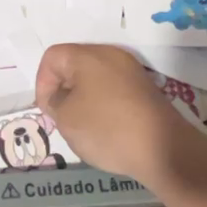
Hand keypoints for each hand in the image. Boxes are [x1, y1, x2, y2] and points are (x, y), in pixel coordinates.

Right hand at [35, 43, 197, 183]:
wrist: (164, 150)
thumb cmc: (107, 129)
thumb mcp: (66, 118)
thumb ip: (55, 102)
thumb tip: (60, 97)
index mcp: (89, 56)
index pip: (53, 57)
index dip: (42, 83)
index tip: (49, 110)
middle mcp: (111, 56)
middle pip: (74, 65)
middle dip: (63, 90)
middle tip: (63, 118)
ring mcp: (131, 72)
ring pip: (94, 79)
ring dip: (83, 99)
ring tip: (84, 126)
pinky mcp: (144, 89)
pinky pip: (113, 90)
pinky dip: (103, 105)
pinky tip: (106, 129)